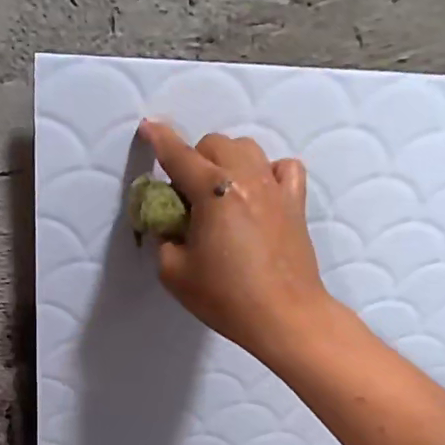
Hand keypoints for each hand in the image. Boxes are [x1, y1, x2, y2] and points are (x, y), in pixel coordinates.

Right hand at [137, 119, 337, 360]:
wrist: (284, 316)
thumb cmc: (226, 297)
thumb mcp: (174, 272)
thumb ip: (164, 239)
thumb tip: (169, 225)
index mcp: (212, 192)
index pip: (179, 156)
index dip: (160, 140)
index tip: (148, 127)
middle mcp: (246, 179)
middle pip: (215, 144)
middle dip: (195, 158)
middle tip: (187, 193)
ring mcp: (275, 189)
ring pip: (248, 149)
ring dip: (227, 159)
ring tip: (220, 190)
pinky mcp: (295, 204)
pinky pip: (284, 168)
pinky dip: (268, 170)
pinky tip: (259, 191)